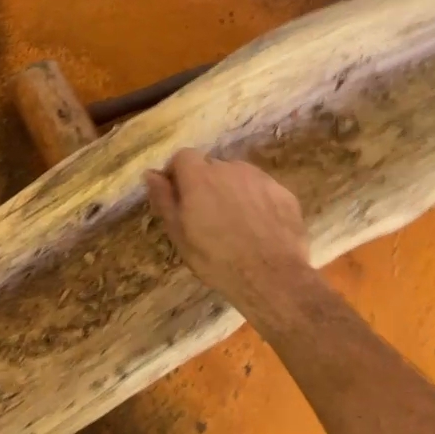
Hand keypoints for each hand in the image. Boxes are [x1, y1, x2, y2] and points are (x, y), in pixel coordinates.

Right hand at [144, 150, 309, 304]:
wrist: (272, 277)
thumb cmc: (216, 258)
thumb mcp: (179, 234)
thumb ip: (164, 199)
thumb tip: (151, 174)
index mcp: (200, 177)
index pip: (183, 156)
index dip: (177, 173)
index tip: (177, 196)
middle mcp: (230, 169)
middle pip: (211, 166)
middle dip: (204, 184)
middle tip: (204, 215)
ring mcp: (260, 179)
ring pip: (237, 176)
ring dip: (230, 190)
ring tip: (232, 221)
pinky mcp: (284, 193)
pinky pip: (261, 189)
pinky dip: (254, 201)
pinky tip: (256, 227)